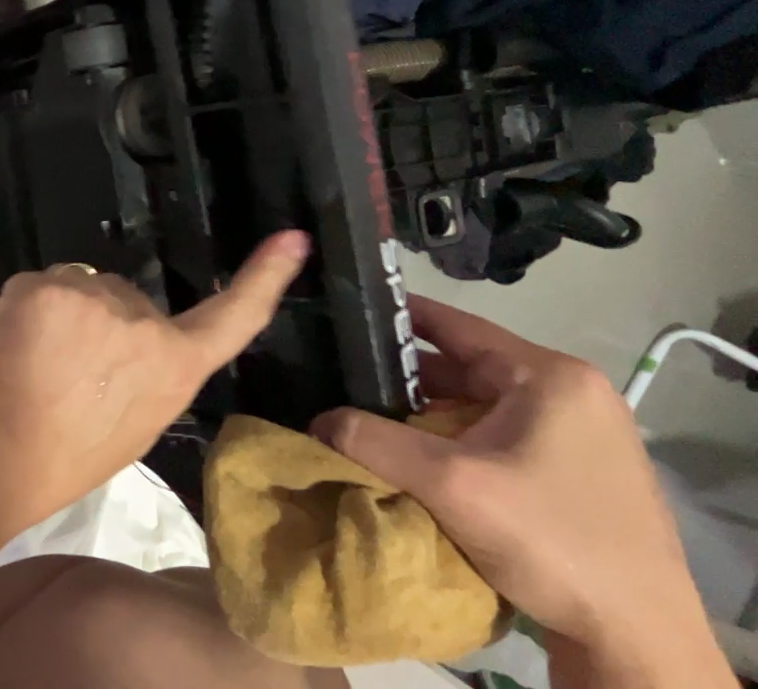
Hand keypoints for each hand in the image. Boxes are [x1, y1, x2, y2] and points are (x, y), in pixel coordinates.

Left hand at [0, 231, 309, 532]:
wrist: (1, 449)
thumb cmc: (71, 455)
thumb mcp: (136, 422)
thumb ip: (147, 372)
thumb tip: (128, 348)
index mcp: (177, 364)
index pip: (231, 316)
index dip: (263, 278)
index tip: (290, 238)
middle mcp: (143, 320)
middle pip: (125, 298)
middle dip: (101, 321)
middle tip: (69, 365)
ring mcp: (92, 295)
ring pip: (80, 287)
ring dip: (65, 310)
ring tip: (39, 357)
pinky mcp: (44, 284)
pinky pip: (42, 285)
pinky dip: (29, 307)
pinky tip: (15, 341)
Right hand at [313, 297, 732, 687]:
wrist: (635, 637)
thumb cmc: (549, 538)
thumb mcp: (445, 482)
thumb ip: (369, 439)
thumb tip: (315, 420)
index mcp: (549, 376)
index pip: (452, 322)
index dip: (389, 314)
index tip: (335, 311)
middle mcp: (567, 393)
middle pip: (459, 364)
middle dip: (395, 371)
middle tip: (333, 374)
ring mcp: (574, 434)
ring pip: (472, 402)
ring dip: (419, 410)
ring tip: (357, 414)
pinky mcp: (570, 470)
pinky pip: (490, 433)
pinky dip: (445, 437)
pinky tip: (405, 453)